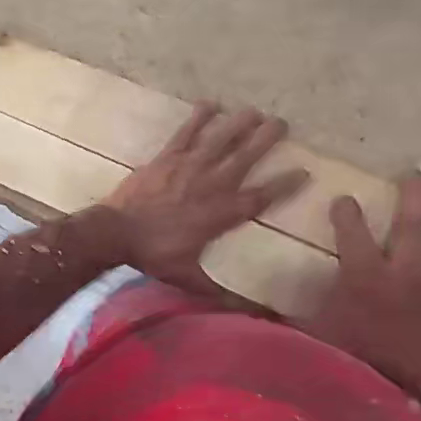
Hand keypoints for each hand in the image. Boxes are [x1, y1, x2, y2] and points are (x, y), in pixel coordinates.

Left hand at [97, 104, 309, 296]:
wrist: (116, 233)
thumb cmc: (154, 256)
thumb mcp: (188, 278)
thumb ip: (218, 293)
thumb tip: (248, 317)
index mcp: (220, 214)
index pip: (260, 197)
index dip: (284, 184)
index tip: (304, 172)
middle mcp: (211, 185)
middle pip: (245, 157)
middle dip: (266, 139)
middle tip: (283, 123)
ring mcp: (189, 167)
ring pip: (220, 139)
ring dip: (239, 123)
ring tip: (256, 111)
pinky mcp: (167, 157)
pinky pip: (186, 133)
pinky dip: (198, 117)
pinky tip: (210, 104)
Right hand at [305, 174, 420, 393]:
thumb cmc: (384, 363)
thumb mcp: (331, 344)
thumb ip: (300, 324)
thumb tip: (260, 317)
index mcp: (368, 280)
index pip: (352, 233)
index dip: (346, 212)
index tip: (343, 200)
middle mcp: (408, 266)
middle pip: (415, 213)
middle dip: (414, 187)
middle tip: (410, 175)